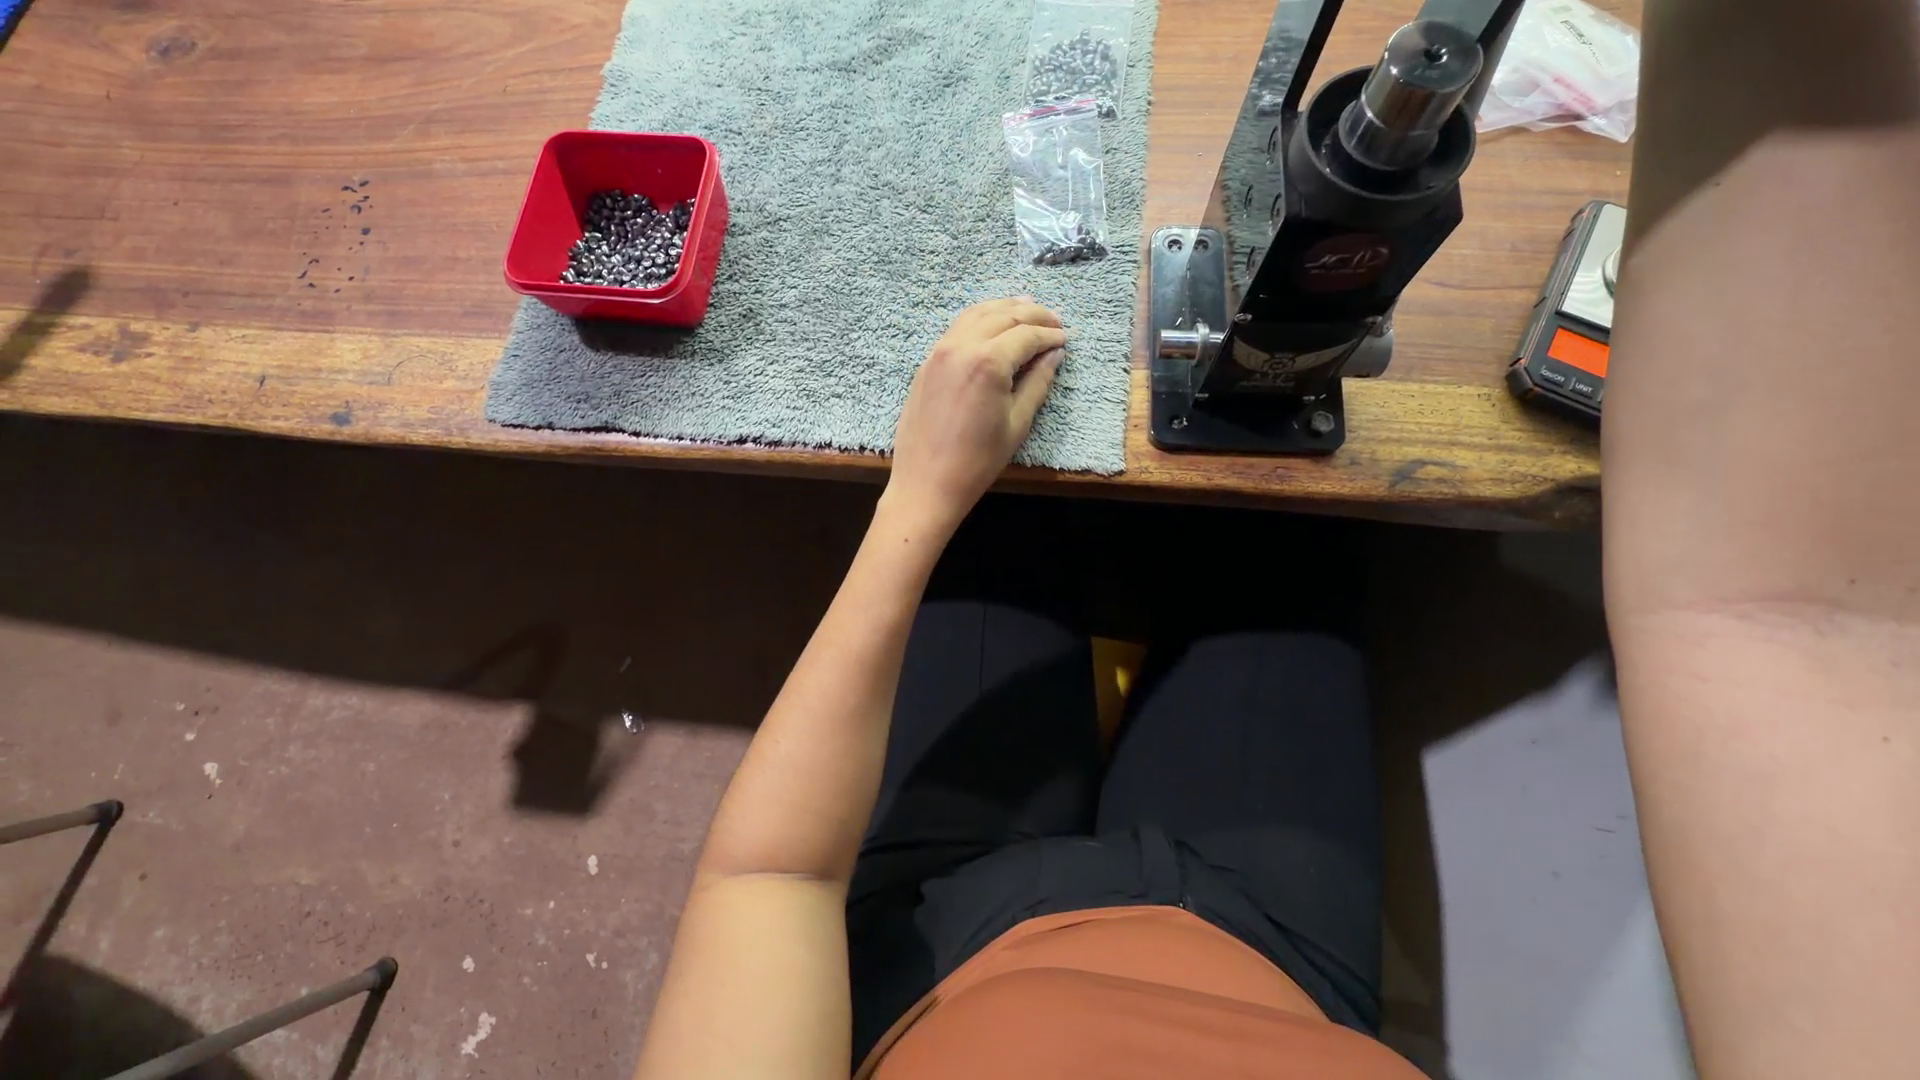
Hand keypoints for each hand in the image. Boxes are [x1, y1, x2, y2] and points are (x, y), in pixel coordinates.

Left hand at [884, 298, 1065, 540]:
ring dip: (1004, 308)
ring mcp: (939, 351)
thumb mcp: (1017, 423)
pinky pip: (957, 328)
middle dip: (1032, 315)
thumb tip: (1054, 354)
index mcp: (988, 362)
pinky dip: (980, 319)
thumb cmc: (977, 461)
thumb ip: (1038, 382)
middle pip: (1002, 316)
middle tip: (1054, 321)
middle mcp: (961, 346)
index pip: (1026, 335)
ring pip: (976, 314)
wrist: (926, 483)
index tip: (1065, 339)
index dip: (1050, 335)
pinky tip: (993, 324)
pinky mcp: (927, 362)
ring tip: (1027, 308)